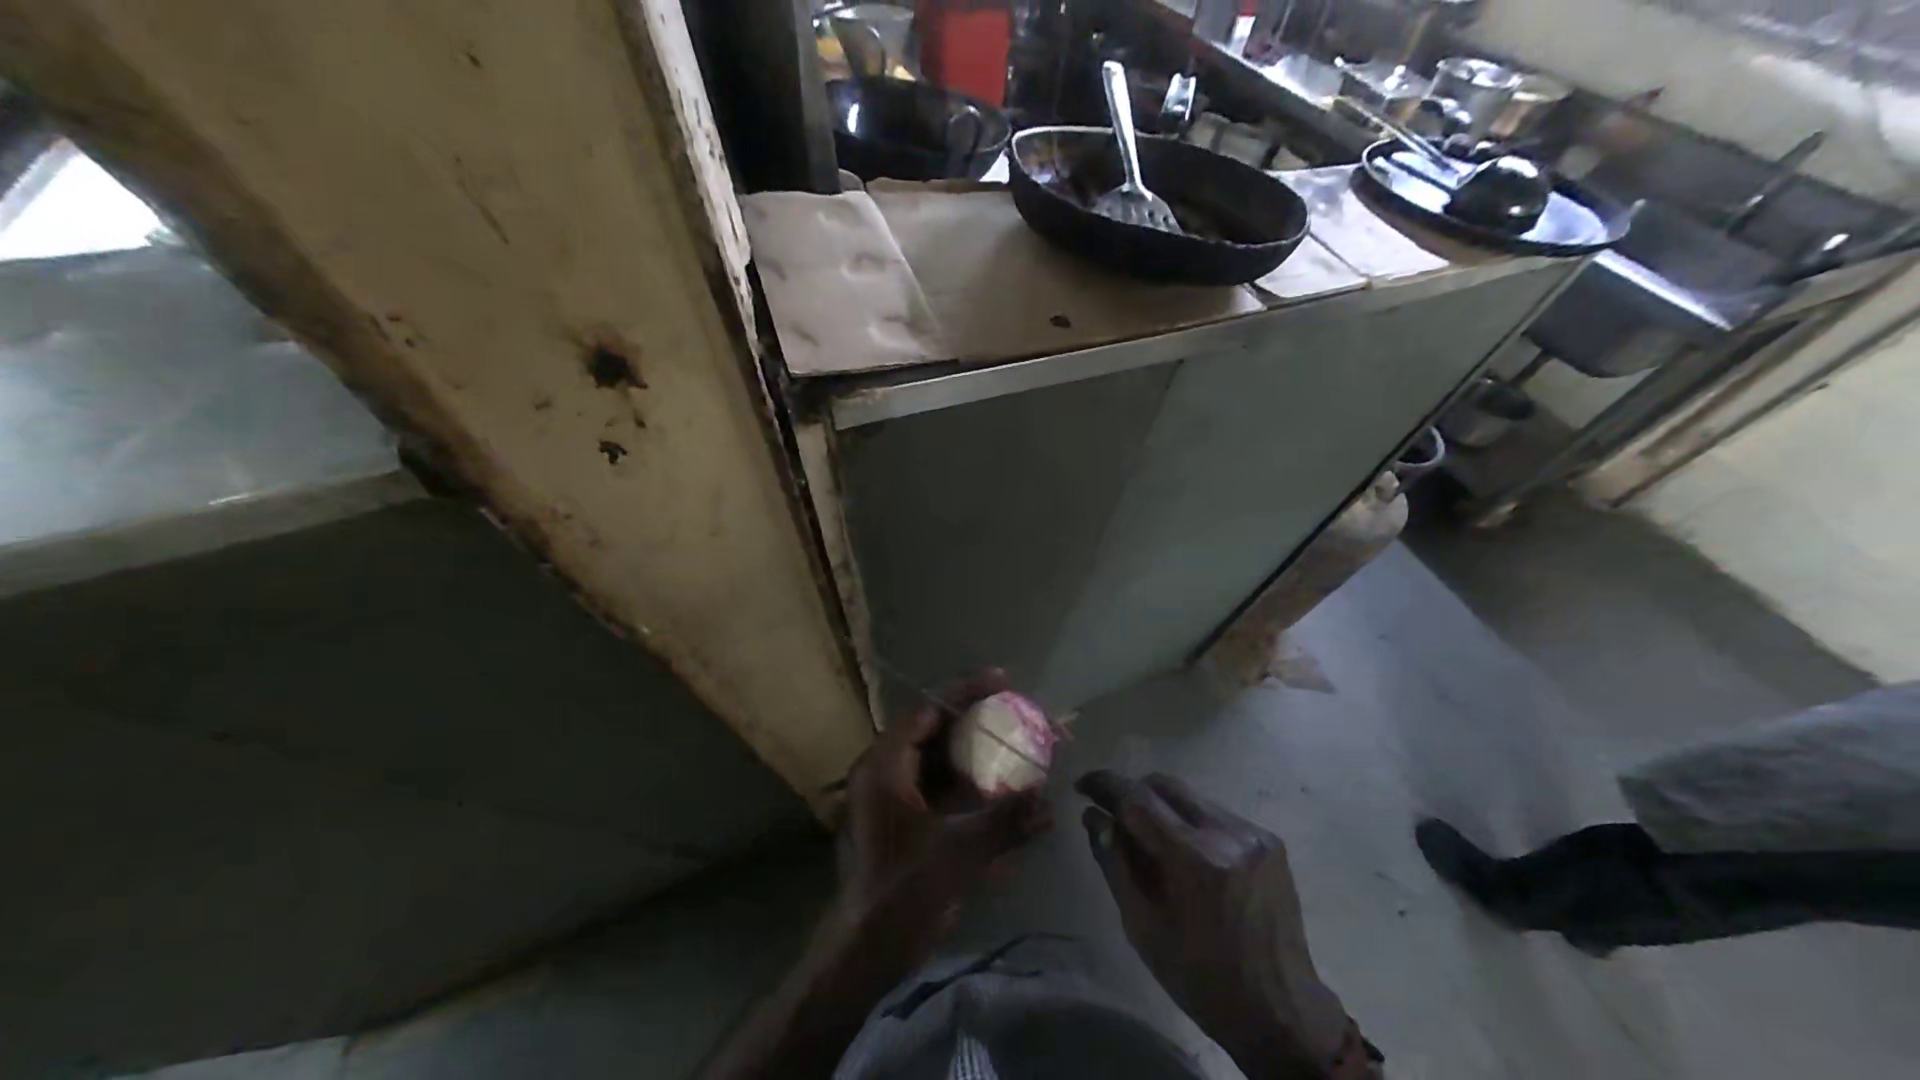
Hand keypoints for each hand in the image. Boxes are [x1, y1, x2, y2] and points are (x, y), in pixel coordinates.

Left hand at [830, 671, 1052, 975]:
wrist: (867, 946)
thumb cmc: (904, 890)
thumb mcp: (958, 852)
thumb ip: (1005, 822)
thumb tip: (1048, 801)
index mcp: (884, 767)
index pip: (927, 712)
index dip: (964, 692)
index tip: (1002, 680)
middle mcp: (883, 773)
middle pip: (932, 731)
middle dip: (973, 719)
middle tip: (1014, 709)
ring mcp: (891, 797)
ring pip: (935, 758)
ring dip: (972, 749)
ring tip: (1012, 739)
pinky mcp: (902, 819)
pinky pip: (936, 785)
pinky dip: (965, 780)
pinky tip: (998, 783)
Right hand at [1078, 771, 1357, 1078]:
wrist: (1279, 1010)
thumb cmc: (1200, 976)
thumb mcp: (1142, 925)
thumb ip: (1114, 862)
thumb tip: (1093, 816)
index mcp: (1195, 859)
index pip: (1139, 799)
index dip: (1105, 785)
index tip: (1082, 785)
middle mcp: (1228, 833)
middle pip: (1165, 786)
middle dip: (1132, 791)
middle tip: (1110, 811)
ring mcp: (1253, 834)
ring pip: (1190, 797)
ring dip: (1161, 806)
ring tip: (1146, 838)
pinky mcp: (1269, 842)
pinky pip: (1215, 814)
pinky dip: (1189, 822)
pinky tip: (1183, 852)